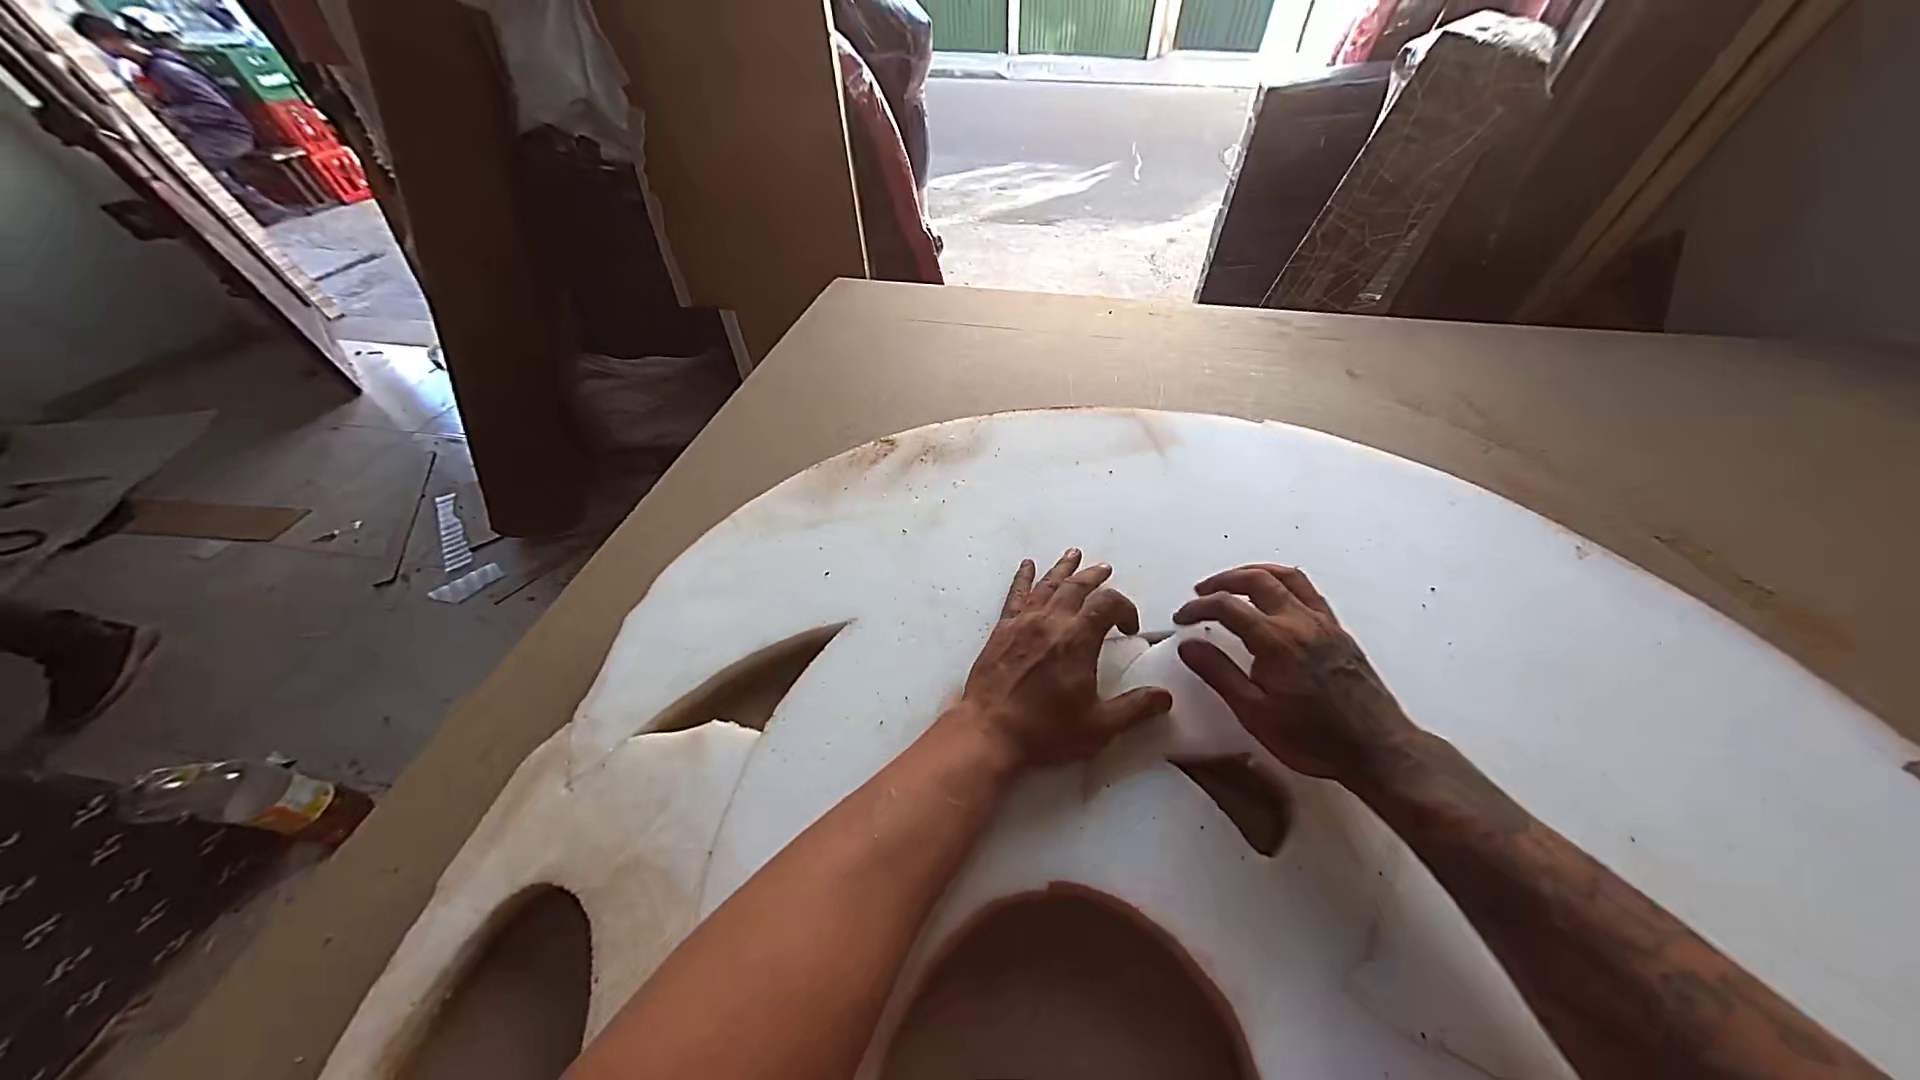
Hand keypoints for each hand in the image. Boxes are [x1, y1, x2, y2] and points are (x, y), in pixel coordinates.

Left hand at [956, 550, 1172, 768]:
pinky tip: (1027, 566)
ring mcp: (1023, 623)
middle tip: (1104, 569)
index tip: (1129, 627)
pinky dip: (1023, 578)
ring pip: (1047, 585)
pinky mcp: (1001, 630)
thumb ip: (1134, 709)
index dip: (1124, 608)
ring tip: (1073, 555)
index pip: (1108, 604)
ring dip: (1063, 569)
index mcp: (1077, 640)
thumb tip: (1164, 697)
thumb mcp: (1099, 727)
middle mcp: (1050, 623)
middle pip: (1077, 587)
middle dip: (1094, 576)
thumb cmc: (1045, 731)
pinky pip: (1015, 596)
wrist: (990, 732)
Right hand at [1173, 564, 1415, 784]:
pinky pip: (1308, 592)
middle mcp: (1301, 623)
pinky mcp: (1339, 632)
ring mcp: (1324, 624)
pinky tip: (1275, 597)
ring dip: (1254, 573)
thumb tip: (1189, 647)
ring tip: (1235, 582)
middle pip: (1256, 579)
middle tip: (1202, 593)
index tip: (1183, 617)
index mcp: (1276, 641)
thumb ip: (1219, 674)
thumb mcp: (1254, 713)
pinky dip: (1283, 583)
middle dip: (1223, 581)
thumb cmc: (1316, 739)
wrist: (1378, 751)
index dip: (1198, 608)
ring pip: (1286, 577)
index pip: (1227, 606)